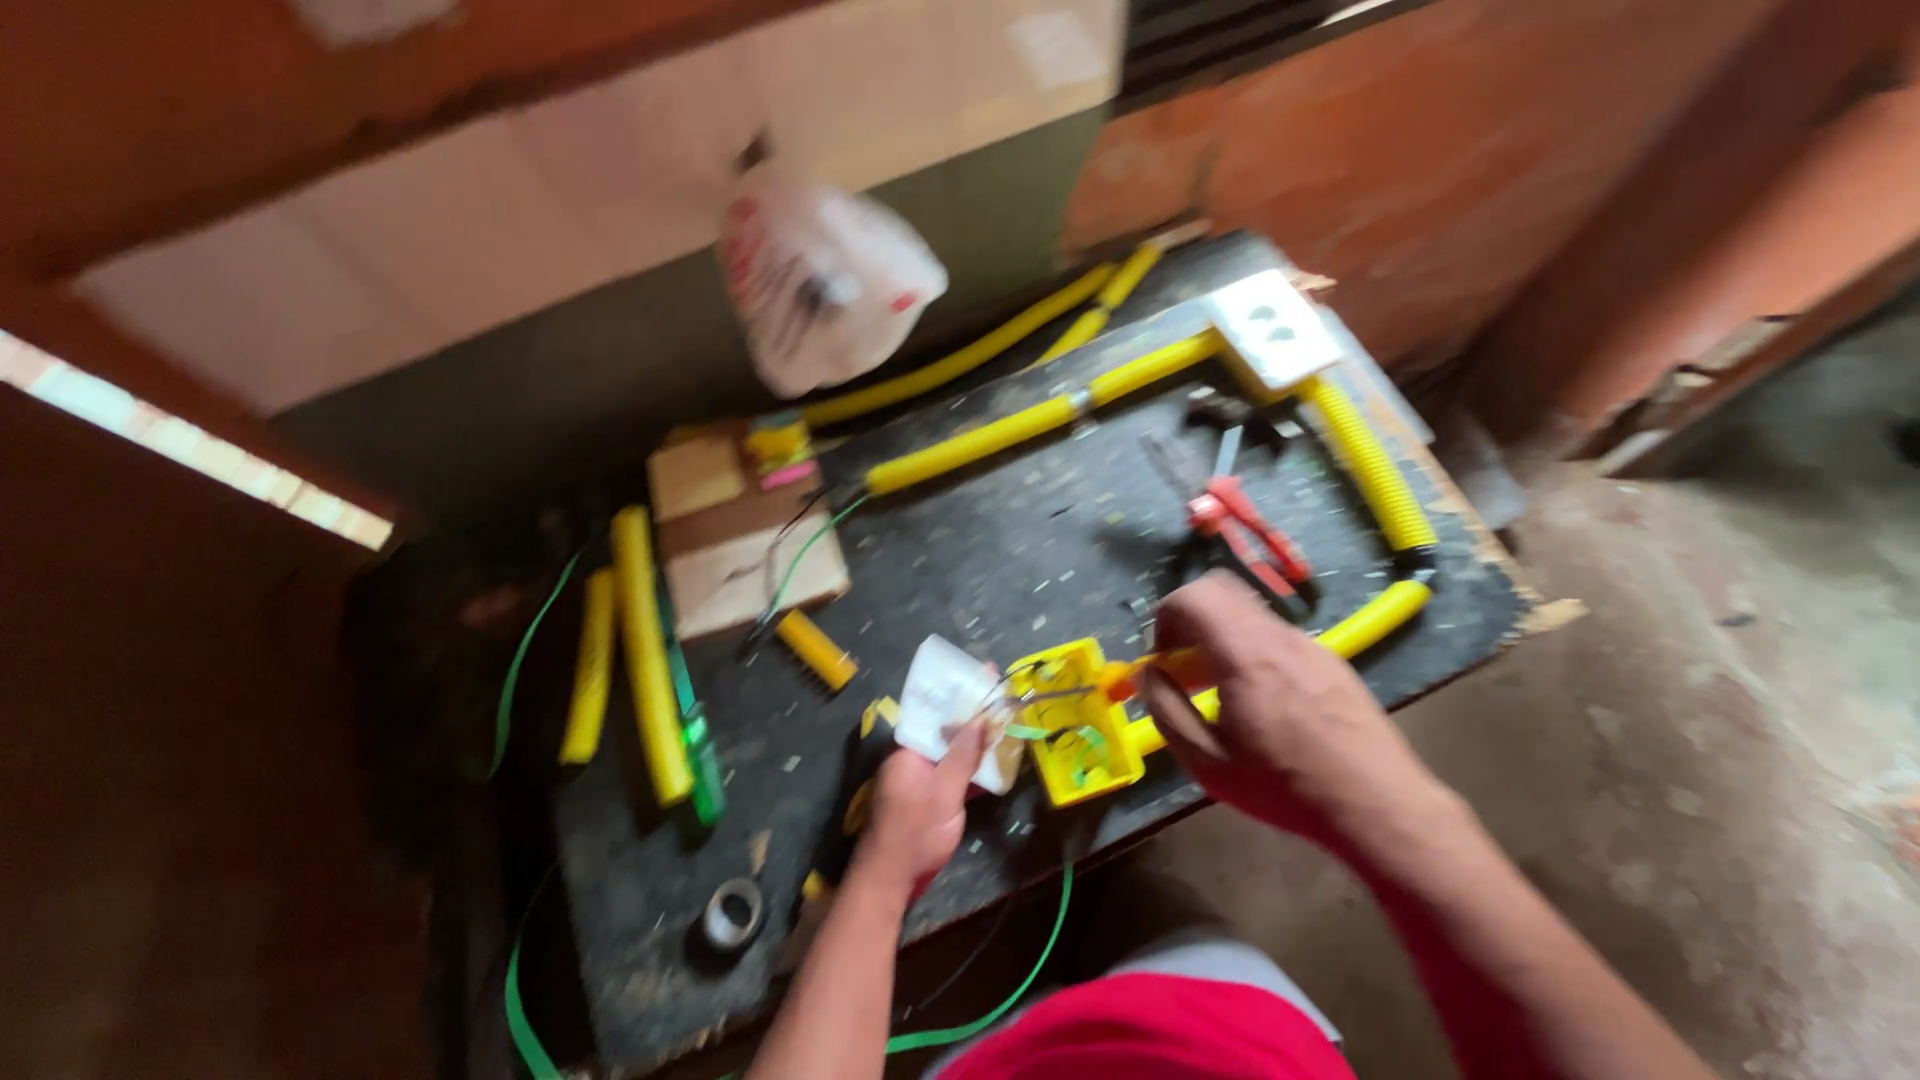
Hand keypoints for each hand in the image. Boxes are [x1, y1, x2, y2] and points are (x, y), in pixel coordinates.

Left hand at [849, 720, 988, 898]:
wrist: (891, 878)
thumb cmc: (917, 832)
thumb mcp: (945, 792)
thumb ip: (962, 756)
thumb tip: (980, 718)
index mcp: (907, 751)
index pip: (934, 715)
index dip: (961, 704)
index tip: (988, 694)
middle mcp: (909, 759)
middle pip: (942, 735)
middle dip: (971, 727)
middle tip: (1001, 715)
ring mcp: (916, 779)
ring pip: (948, 756)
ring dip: (972, 750)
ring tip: (1002, 736)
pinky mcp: (926, 797)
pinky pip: (948, 775)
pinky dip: (967, 772)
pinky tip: (990, 769)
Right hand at [1141, 571, 1453, 848]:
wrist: (1377, 806)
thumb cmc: (1285, 787)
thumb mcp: (1208, 763)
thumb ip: (1167, 711)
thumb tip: (1151, 675)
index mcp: (1245, 655)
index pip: (1194, 595)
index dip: (1165, 617)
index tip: (1163, 658)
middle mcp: (1279, 637)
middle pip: (1222, 590)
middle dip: (1191, 619)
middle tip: (1185, 665)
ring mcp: (1311, 645)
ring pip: (1252, 615)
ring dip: (1223, 638)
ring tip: (1222, 692)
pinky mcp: (1333, 662)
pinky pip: (1279, 639)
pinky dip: (1254, 652)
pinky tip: (1264, 705)